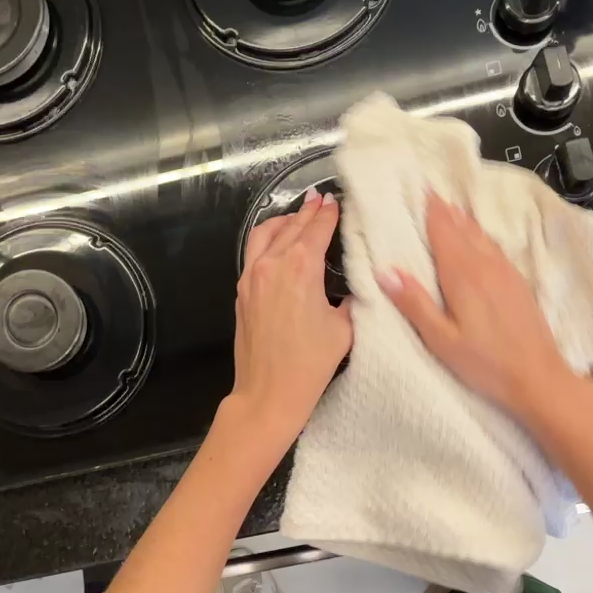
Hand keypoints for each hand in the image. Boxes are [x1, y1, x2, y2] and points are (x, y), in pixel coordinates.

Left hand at [224, 188, 351, 443]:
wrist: (268, 393)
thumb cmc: (309, 365)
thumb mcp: (343, 329)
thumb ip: (349, 300)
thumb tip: (351, 289)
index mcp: (300, 267)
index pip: (317, 229)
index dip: (329, 214)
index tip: (336, 202)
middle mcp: (271, 265)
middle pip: (291, 226)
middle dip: (308, 212)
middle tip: (320, 200)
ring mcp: (251, 277)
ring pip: (264, 234)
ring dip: (283, 221)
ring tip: (296, 216)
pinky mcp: (242, 292)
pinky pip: (253, 253)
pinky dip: (266, 241)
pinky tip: (276, 244)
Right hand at [378, 195, 588, 428]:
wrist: (538, 377)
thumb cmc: (484, 363)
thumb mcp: (441, 339)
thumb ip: (414, 303)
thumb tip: (386, 271)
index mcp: (463, 275)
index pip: (444, 231)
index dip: (432, 209)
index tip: (421, 187)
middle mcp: (487, 265)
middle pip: (463, 228)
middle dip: (446, 210)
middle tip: (431, 192)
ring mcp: (507, 273)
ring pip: (481, 236)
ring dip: (464, 221)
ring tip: (451, 209)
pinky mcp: (518, 284)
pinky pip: (495, 249)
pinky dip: (481, 237)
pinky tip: (479, 241)